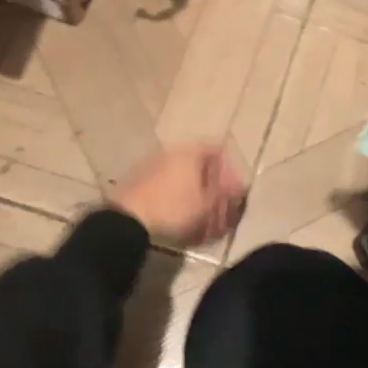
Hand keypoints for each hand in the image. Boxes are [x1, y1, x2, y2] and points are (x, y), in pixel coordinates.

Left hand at [111, 143, 248, 246]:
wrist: (128, 218)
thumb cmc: (173, 208)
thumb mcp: (206, 204)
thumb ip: (225, 192)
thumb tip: (239, 185)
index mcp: (190, 151)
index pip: (218, 149)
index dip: (229, 168)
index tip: (233, 189)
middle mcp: (171, 151)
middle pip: (199, 162)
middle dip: (211, 183)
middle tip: (217, 204)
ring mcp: (152, 163)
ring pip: (181, 174)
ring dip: (193, 191)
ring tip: (198, 214)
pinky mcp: (137, 179)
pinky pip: (165, 183)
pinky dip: (175, 195)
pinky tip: (177, 215)